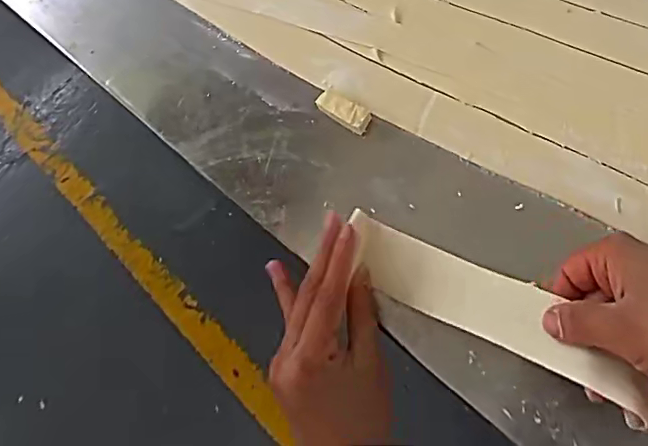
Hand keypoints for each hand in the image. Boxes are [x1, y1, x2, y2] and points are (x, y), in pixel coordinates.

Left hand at [266, 212, 390, 445]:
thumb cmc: (362, 429)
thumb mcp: (371, 367)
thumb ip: (362, 317)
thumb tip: (358, 275)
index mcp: (309, 358)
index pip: (326, 294)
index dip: (339, 258)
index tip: (347, 230)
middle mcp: (286, 358)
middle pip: (309, 294)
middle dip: (325, 254)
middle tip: (334, 222)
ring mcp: (281, 363)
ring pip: (299, 305)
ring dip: (310, 269)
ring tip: (317, 235)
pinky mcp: (284, 367)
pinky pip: (290, 322)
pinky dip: (287, 295)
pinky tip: (276, 272)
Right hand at [542, 233, 647, 416]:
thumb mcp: (620, 332)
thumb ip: (578, 324)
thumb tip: (553, 319)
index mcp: (619, 254)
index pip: (570, 270)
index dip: (558, 301)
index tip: (551, 329)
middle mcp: (635, 268)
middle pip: (590, 297)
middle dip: (584, 334)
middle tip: (580, 362)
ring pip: (613, 321)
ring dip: (606, 352)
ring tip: (609, 382)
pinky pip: (634, 334)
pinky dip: (628, 358)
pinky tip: (632, 385)